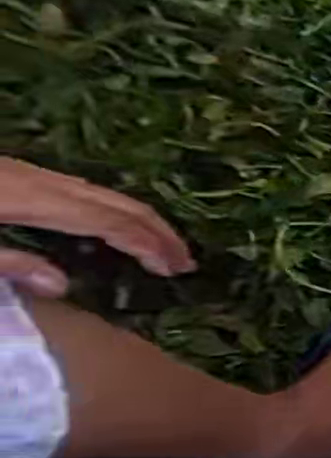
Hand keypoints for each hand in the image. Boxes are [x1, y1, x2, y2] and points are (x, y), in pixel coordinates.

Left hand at [0, 158, 195, 296]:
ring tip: (161, 247)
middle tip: (185, 262)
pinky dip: (115, 211)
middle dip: (162, 233)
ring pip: (108, 195)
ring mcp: (29, 173)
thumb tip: (61, 286)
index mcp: (32, 199)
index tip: (172, 271)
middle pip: (123, 205)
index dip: (149, 246)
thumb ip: (6, 262)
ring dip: (143, 221)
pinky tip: (113, 226)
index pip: (112, 223)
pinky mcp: (15, 171)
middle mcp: (42, 181)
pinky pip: (85, 191)